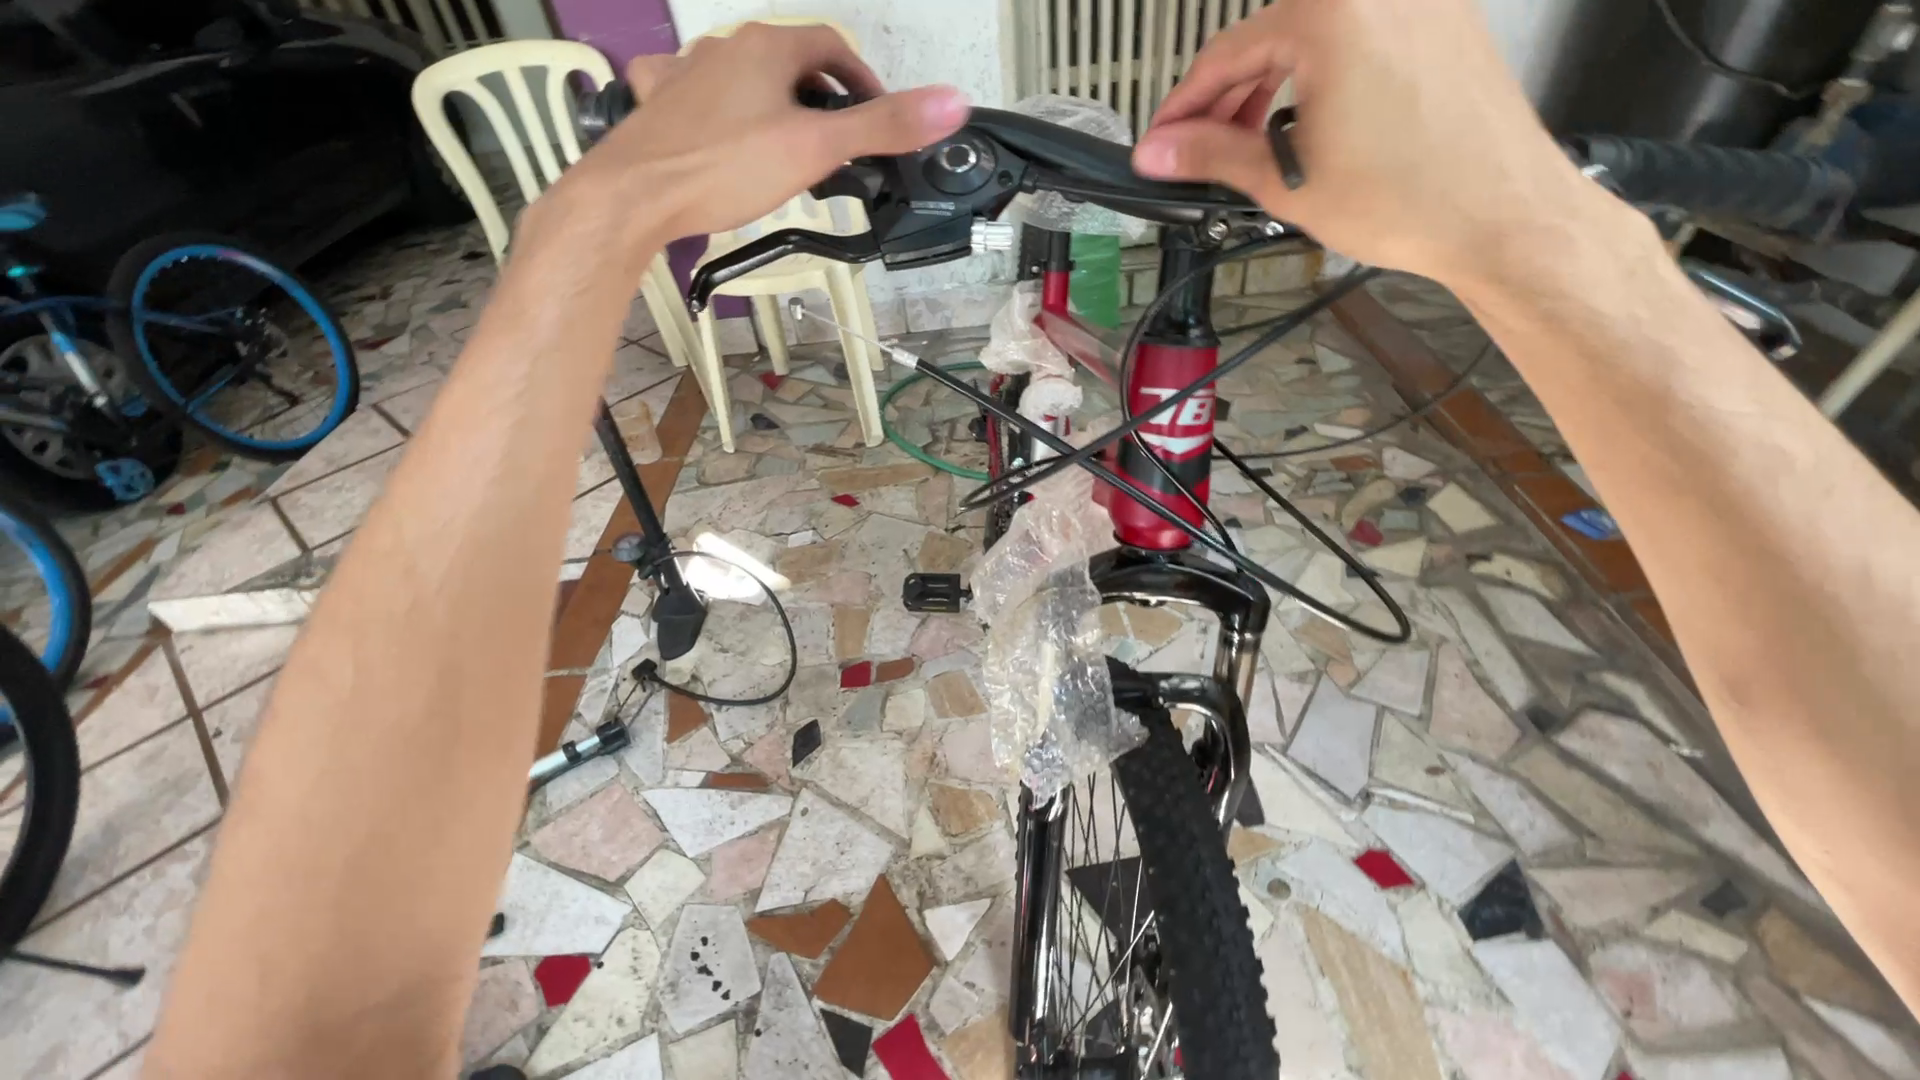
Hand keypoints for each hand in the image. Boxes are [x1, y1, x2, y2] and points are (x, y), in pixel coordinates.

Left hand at [551, 23, 969, 248]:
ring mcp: (688, 75)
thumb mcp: (816, 150)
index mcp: (767, 50)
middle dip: (820, 96)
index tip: (876, 115)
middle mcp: (725, 50)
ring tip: (788, 143)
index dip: (862, 81)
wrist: (635, 195)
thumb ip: (883, 127)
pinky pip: (692, 92)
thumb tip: (949, 103)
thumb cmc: (720, 168)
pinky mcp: (661, 105)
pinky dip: (715, 106)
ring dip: (772, 101)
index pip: (832, 49)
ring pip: (743, 77)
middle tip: (838, 140)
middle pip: (789, 62)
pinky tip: (718, 127)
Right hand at [1132, 0, 1619, 286]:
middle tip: (1195, 148)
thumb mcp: (1286, 181)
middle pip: (1267, 37)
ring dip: (1267, 85)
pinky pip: (1356, 35)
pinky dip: (1317, 73)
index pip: (1224, 54)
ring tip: (1245, 141)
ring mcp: (1417, 1)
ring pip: (1311, 34)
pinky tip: (1302, 118)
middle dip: (1224, 98)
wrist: (1502, 216)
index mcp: (1332, 15)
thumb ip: (1211, 155)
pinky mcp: (1441, 21)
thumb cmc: (1413, 199)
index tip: (1161, 139)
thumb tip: (1158, 150)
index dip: (1181, 106)